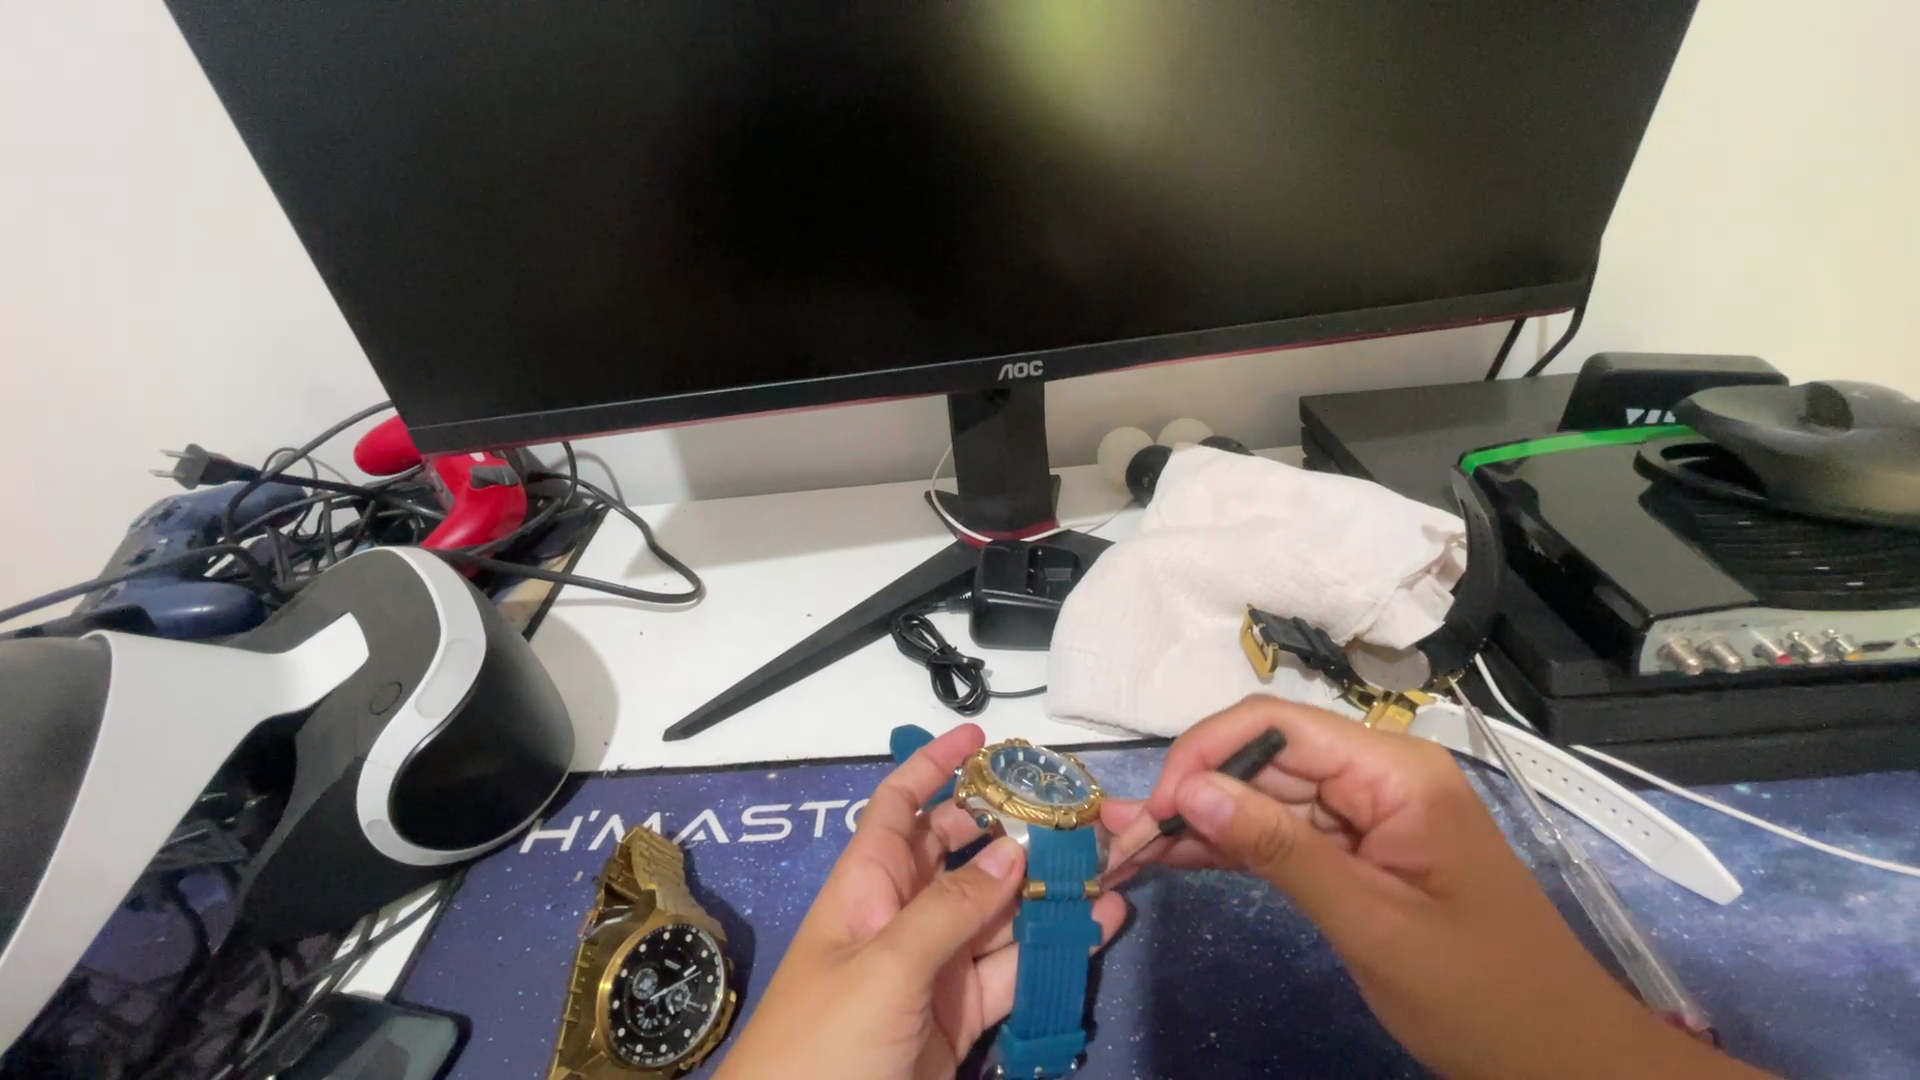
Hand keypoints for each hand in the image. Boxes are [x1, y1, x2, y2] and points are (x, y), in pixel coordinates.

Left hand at [716, 724, 1127, 1079]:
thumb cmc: (824, 1041)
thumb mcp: (884, 966)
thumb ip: (951, 907)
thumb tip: (1012, 849)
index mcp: (870, 881)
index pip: (901, 803)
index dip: (934, 764)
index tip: (982, 738)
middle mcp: (904, 912)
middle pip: (962, 852)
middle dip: (1011, 827)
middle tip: (1072, 811)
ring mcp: (935, 964)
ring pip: (997, 910)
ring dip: (1047, 888)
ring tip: (1108, 860)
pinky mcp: (961, 1014)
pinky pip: (1013, 969)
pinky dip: (1054, 949)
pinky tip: (1101, 924)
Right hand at [1101, 696, 1772, 1079]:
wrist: (1562, 1067)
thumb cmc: (1484, 996)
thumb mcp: (1372, 922)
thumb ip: (1278, 848)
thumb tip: (1189, 791)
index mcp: (1392, 770)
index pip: (1277, 726)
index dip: (1206, 753)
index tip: (1159, 806)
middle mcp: (1371, 774)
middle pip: (1259, 758)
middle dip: (1190, 790)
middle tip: (1128, 835)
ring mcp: (1358, 810)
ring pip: (1257, 795)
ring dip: (1197, 821)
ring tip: (1133, 847)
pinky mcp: (1347, 847)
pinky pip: (1274, 832)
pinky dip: (1226, 847)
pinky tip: (1174, 858)